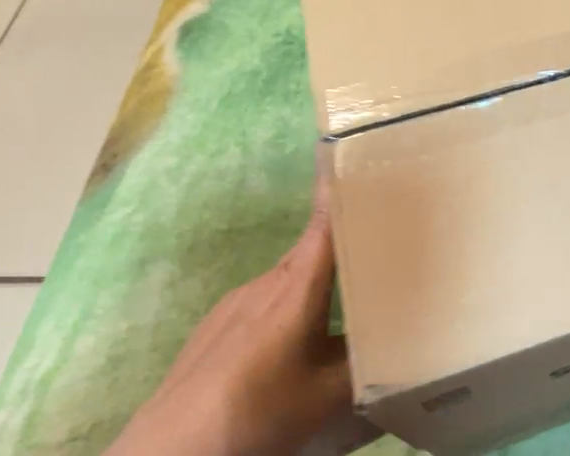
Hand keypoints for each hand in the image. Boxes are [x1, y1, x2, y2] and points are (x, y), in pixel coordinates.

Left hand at [108, 165, 381, 455]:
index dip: (341, 181)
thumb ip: (367, 369)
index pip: (326, 217)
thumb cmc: (255, 410)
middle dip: (346, 244)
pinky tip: (291, 354)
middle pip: (314, 249)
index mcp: (298, 284)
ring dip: (317, 287)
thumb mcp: (328, 399)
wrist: (166, 453)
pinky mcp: (214, 330)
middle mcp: (267, 281)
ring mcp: (234, 304)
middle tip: (381, 251)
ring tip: (342, 314)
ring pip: (290, 281)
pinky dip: (289, 313)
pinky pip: (264, 306)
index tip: (355, 144)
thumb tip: (402, 353)